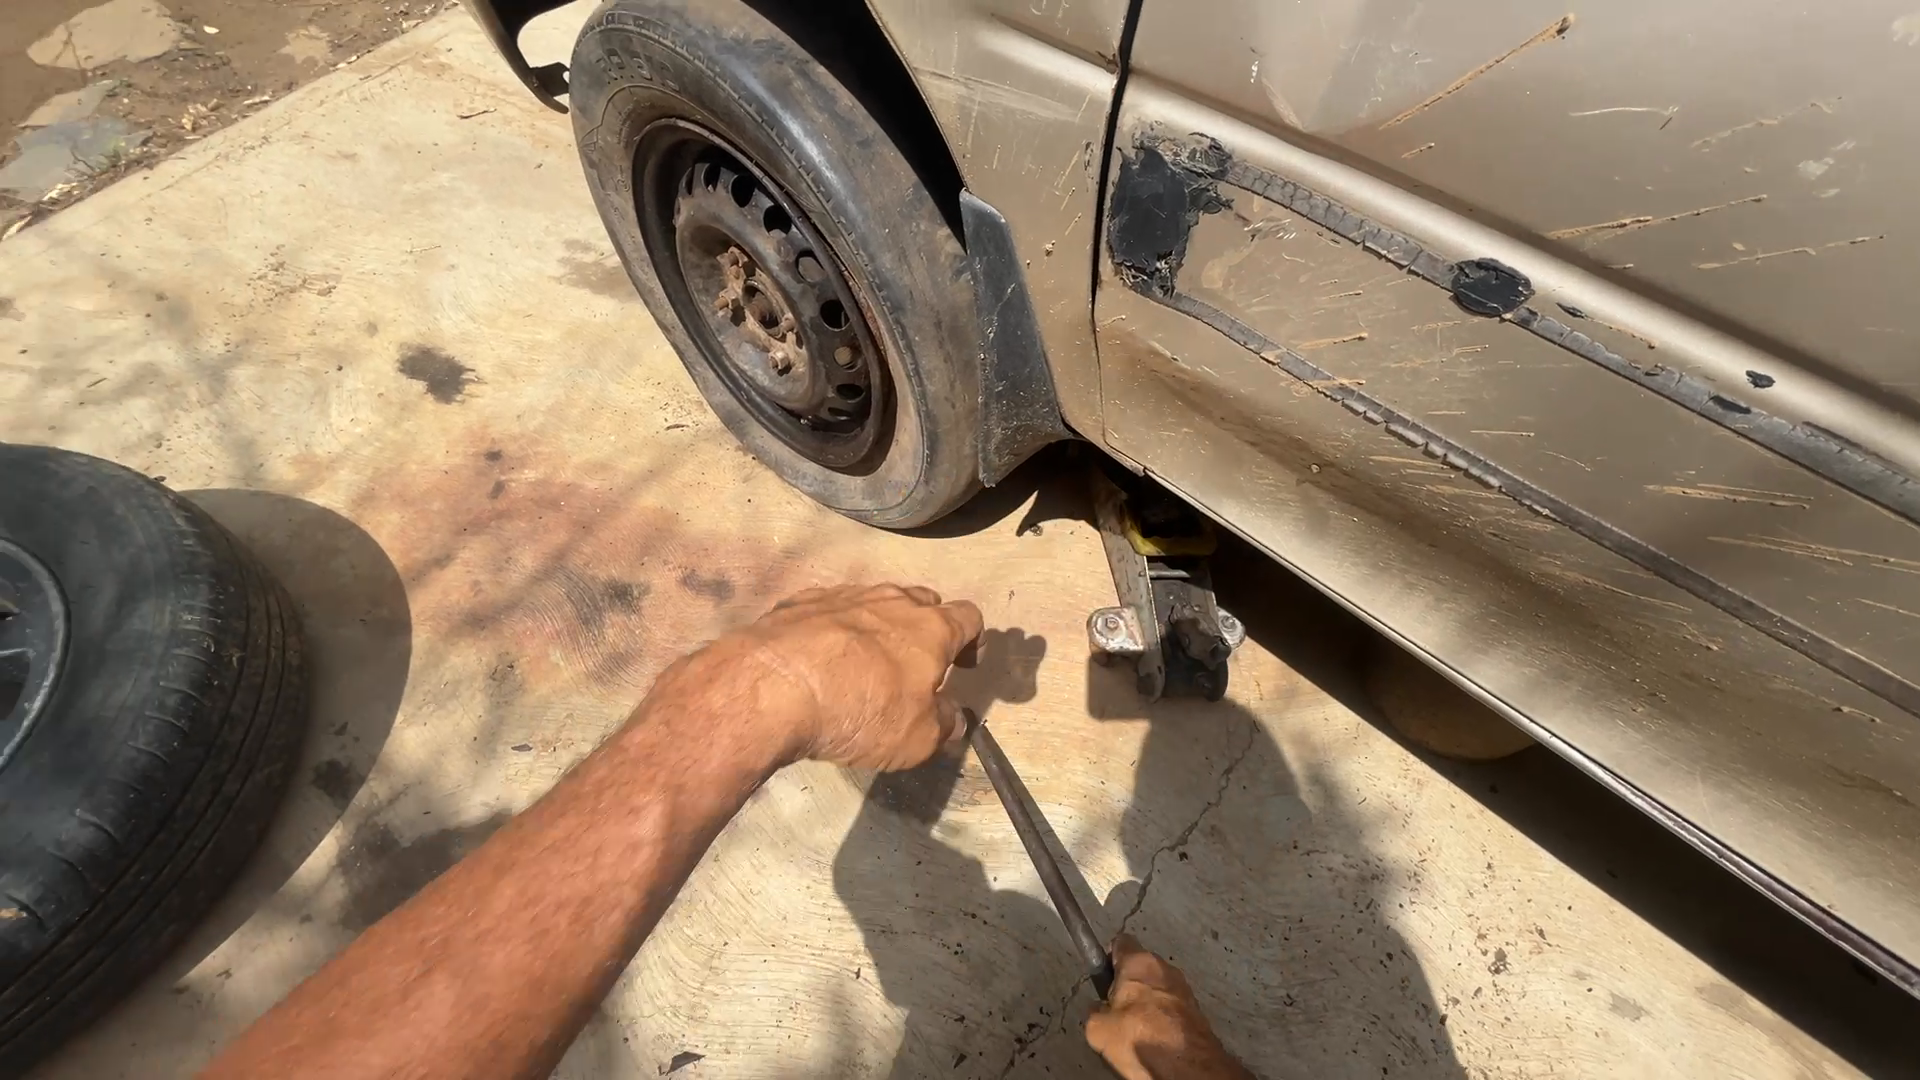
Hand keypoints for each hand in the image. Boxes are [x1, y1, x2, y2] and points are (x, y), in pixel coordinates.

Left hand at [709, 584, 982, 770]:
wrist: (775, 686)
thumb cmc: (861, 711)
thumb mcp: (917, 738)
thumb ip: (945, 725)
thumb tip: (956, 718)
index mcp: (931, 628)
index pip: (970, 617)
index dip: (973, 640)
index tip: (966, 664)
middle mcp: (893, 601)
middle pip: (924, 601)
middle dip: (927, 627)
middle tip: (918, 661)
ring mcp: (846, 595)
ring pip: (876, 601)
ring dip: (880, 625)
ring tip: (866, 659)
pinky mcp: (802, 601)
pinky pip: (831, 608)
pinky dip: (835, 627)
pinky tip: (820, 655)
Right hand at [1086, 935, 1253, 1079]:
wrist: (1188, 1068)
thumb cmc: (1139, 1037)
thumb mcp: (1098, 1029)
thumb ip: (1094, 1011)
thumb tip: (1100, 1009)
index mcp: (1138, 961)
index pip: (1119, 942)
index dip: (1109, 959)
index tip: (1105, 981)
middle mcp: (1163, 967)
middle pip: (1141, 968)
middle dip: (1130, 986)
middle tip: (1119, 1013)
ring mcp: (1185, 988)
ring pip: (1159, 989)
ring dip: (1150, 1003)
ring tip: (1141, 1032)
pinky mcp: (1199, 1011)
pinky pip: (1174, 1008)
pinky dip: (1166, 1020)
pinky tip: (1159, 1041)